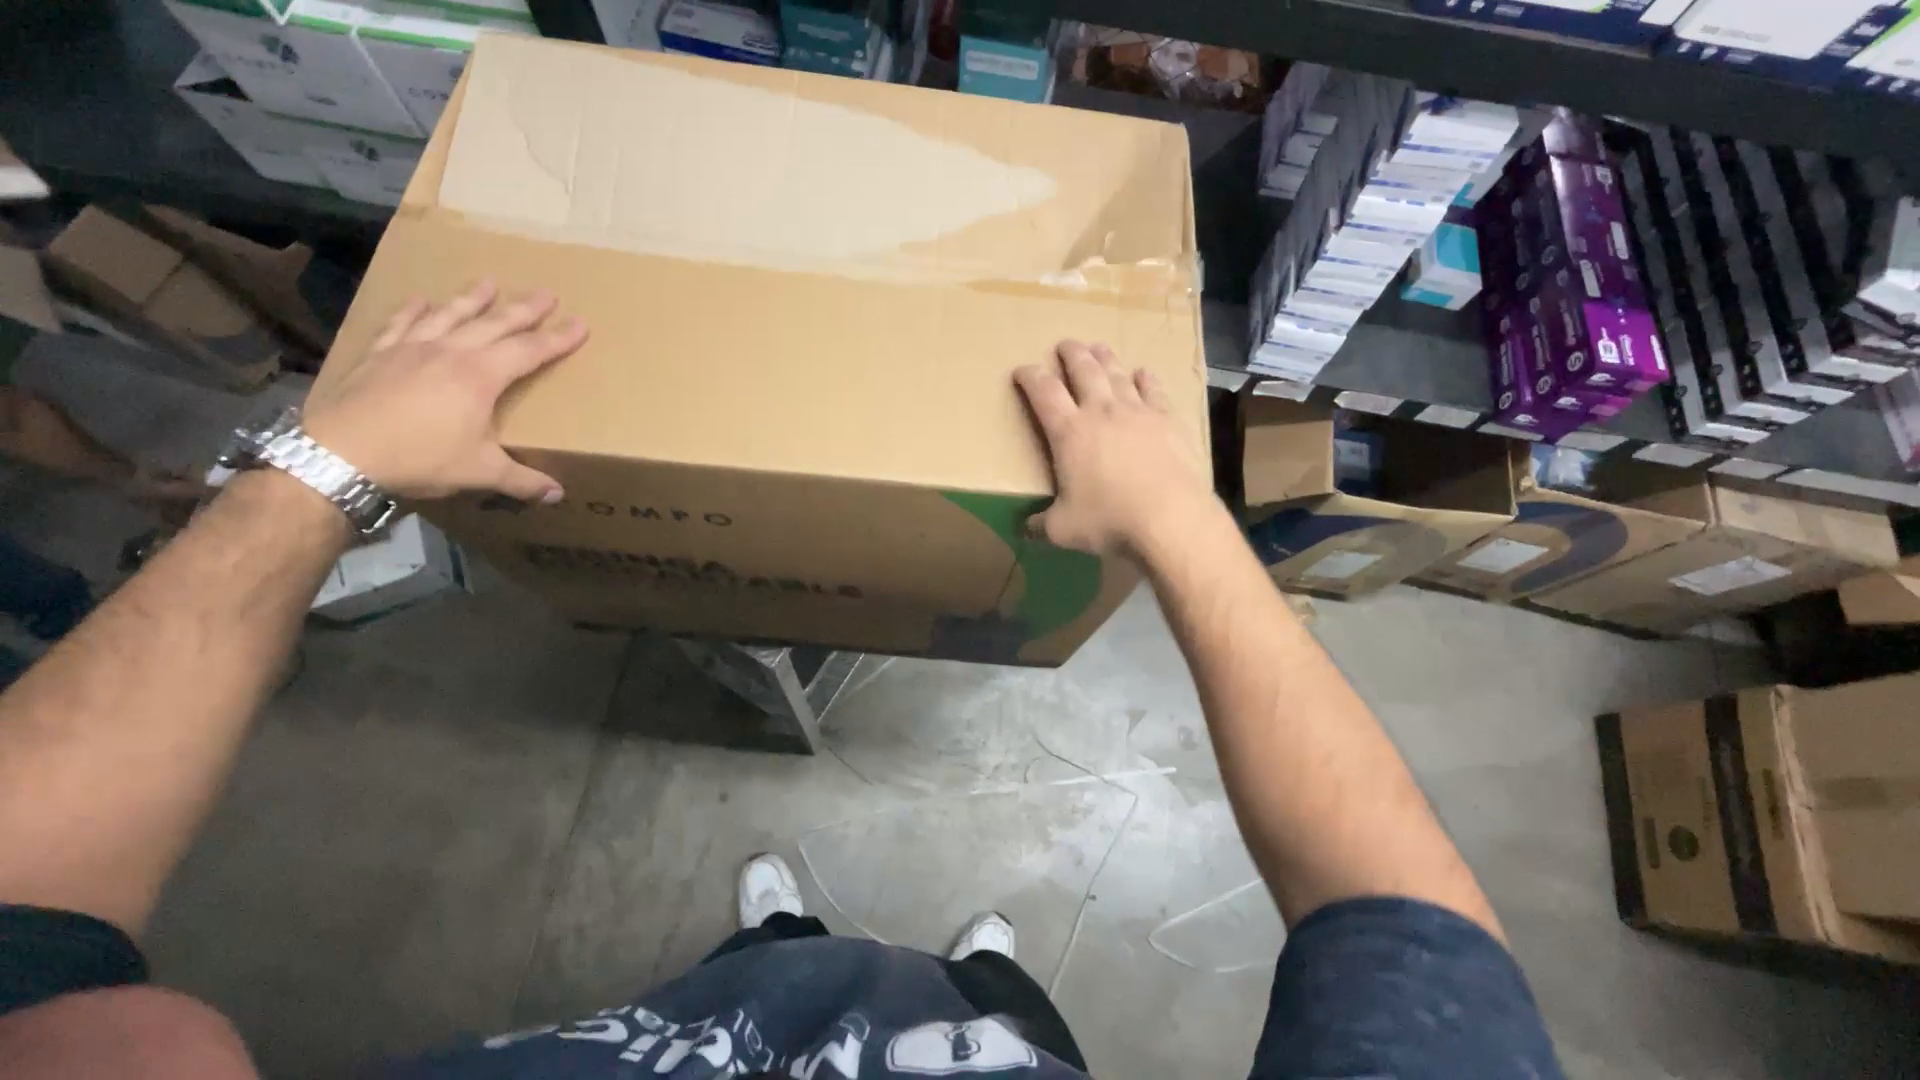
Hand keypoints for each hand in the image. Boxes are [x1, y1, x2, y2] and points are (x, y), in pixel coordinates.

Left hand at [303, 281, 587, 502]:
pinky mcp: (379, 355)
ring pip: (450, 315)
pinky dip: (414, 310)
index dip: (558, 338)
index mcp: (481, 377)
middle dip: (524, 309)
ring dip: (473, 298)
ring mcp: (411, 349)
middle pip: (494, 323)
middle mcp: (450, 353)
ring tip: (489, 282)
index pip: (529, 351)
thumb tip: (557, 495)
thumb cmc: (421, 459)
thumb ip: (522, 481)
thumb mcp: (480, 473)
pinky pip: (401, 324)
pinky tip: (422, 300)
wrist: (342, 454)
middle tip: (546, 293)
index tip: (580, 324)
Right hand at [1014, 340, 1216, 560]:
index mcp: (1069, 432)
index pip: (1043, 392)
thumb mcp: (1064, 529)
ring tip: (1098, 348)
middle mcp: (1101, 411)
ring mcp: (1137, 412)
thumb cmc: (1109, 520)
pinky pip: (1153, 390)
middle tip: (1065, 344)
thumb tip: (1027, 528)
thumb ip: (1042, 524)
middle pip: (1083, 370)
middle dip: (1071, 354)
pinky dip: (1145, 379)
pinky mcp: (1168, 420)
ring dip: (1105, 358)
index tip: (1022, 369)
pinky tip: (1143, 373)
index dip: (1030, 377)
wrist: (1170, 518)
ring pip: (1117, 373)